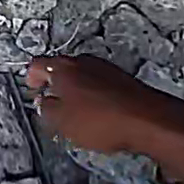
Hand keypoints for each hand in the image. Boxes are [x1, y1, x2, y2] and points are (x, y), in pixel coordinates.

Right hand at [25, 54, 183, 155]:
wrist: (152, 122)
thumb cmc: (105, 120)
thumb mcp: (62, 121)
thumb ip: (46, 109)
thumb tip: (43, 104)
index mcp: (62, 67)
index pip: (37, 65)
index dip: (31, 78)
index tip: (32, 87)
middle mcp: (83, 62)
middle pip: (60, 68)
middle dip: (55, 84)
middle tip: (52, 101)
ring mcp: (106, 68)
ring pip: (82, 75)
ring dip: (77, 90)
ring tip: (79, 111)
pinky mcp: (125, 80)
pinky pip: (102, 83)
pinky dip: (97, 94)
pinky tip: (101, 113)